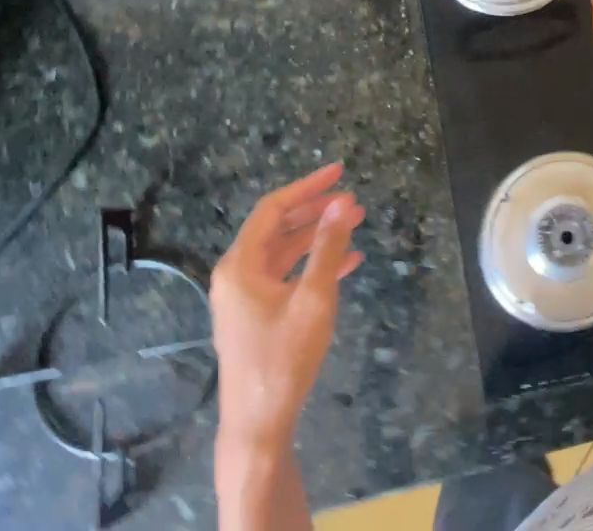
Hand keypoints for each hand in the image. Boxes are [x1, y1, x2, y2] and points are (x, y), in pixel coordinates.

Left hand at [210, 162, 364, 450]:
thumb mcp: (313, 299)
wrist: (259, 422)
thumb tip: (342, 203)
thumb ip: (328, 248)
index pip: (272, 209)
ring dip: (318, 237)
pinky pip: (286, 276)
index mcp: (240, 265)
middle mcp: (237, 274)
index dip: (307, 187)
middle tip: (352, 201)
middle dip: (316, 211)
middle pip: (277, 227)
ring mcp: (245, 296)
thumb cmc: (283, 357)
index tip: (340, 172)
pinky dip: (314, 264)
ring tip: (355, 224)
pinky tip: (348, 262)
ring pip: (284, 251)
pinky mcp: (257, 315)